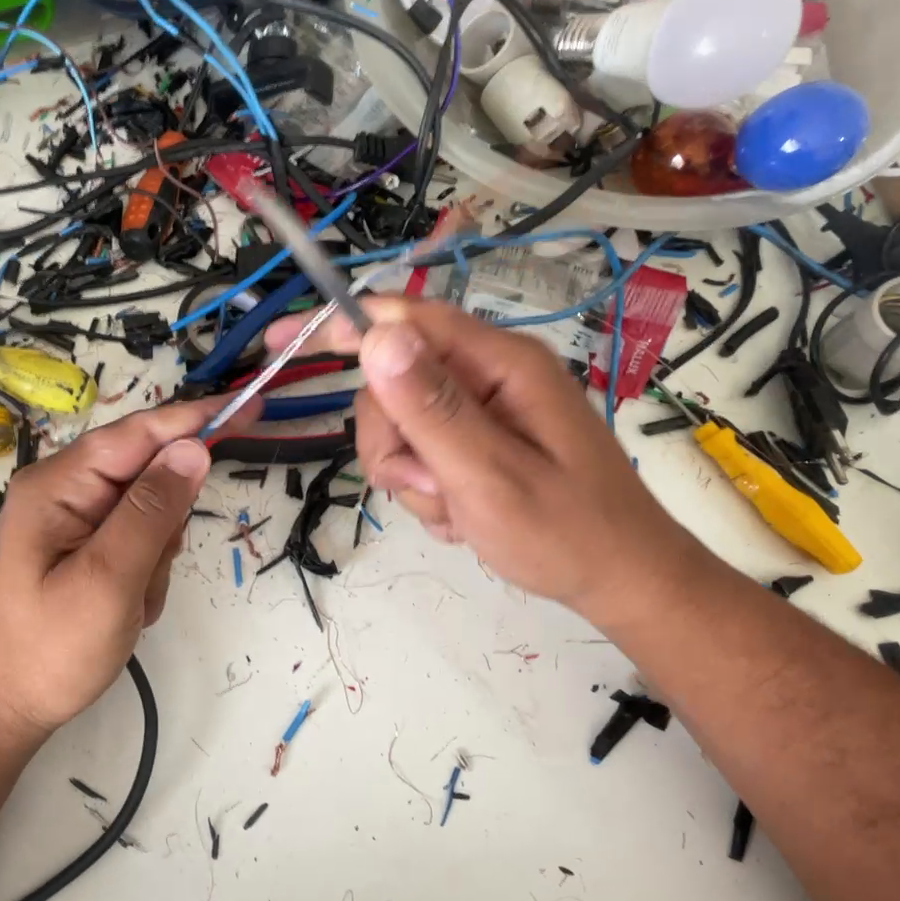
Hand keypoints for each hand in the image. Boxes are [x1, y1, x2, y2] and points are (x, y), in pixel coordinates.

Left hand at [0, 398, 253, 736]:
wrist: (12, 705)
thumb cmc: (52, 648)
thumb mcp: (109, 579)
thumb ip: (152, 511)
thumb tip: (193, 447)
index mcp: (55, 485)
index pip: (135, 435)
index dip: (193, 420)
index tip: (252, 407)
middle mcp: (61, 491)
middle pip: (146, 475)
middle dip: (163, 527)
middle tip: (144, 576)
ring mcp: (72, 520)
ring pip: (150, 513)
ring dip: (155, 558)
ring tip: (129, 601)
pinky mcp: (83, 547)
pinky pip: (138, 542)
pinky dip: (145, 573)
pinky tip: (124, 608)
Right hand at [266, 297, 710, 619]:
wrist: (619, 581)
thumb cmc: (565, 532)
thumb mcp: (488, 474)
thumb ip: (430, 407)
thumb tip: (375, 337)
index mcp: (501, 364)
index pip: (406, 320)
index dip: (341, 325)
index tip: (281, 342)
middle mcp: (489, 375)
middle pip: (391, 384)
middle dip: (391, 441)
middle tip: (425, 486)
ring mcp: (482, 409)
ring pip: (397, 425)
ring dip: (409, 475)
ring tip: (453, 509)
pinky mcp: (477, 439)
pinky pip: (417, 453)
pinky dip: (426, 489)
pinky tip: (460, 515)